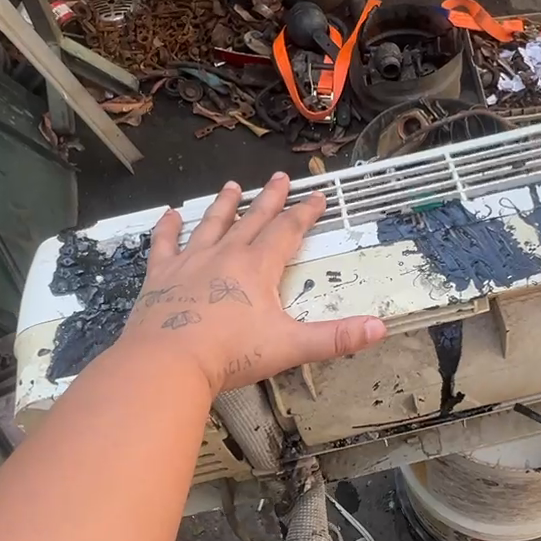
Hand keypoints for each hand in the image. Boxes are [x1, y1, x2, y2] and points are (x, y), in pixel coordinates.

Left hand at [116, 173, 387, 395]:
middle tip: (281, 177)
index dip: (305, 213)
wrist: (169, 362)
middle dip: (270, 198)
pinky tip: (170, 214)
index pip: (287, 231)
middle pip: (253, 219)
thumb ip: (336, 338)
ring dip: (225, 204)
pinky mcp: (161, 276)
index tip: (317, 197)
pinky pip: (165, 244)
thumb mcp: (291, 346)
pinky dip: (167, 228)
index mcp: (257, 267)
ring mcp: (190, 262)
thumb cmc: (231, 354)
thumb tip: (380, 328)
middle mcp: (225, 254)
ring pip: (211, 224)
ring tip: (233, 185)